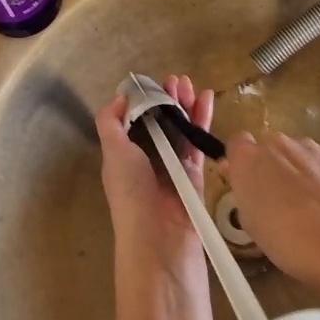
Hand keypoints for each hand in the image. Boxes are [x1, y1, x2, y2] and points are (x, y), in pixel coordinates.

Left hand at [96, 75, 214, 266]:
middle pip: (159, 122)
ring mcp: (173, 166)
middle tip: (177, 80)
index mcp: (124, 155)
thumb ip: (111, 123)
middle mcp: (148, 159)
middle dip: (167, 99)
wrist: (160, 239)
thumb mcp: (113, 153)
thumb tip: (121, 97)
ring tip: (190, 84)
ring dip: (185, 105)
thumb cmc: (131, 193)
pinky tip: (207, 100)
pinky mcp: (195, 174)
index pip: (134, 121)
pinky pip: (198, 142)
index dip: (143, 100)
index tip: (152, 83)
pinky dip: (202, 120)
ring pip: (180, 128)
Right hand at [222, 131, 319, 287]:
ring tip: (311, 208)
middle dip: (271, 167)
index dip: (241, 163)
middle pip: (268, 148)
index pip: (236, 144)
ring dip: (297, 172)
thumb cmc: (291, 241)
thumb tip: (241, 177)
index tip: (246, 185)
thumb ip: (244, 192)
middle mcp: (277, 143)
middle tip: (278, 201)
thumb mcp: (252, 224)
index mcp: (248, 159)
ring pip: (296, 154)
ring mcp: (310, 147)